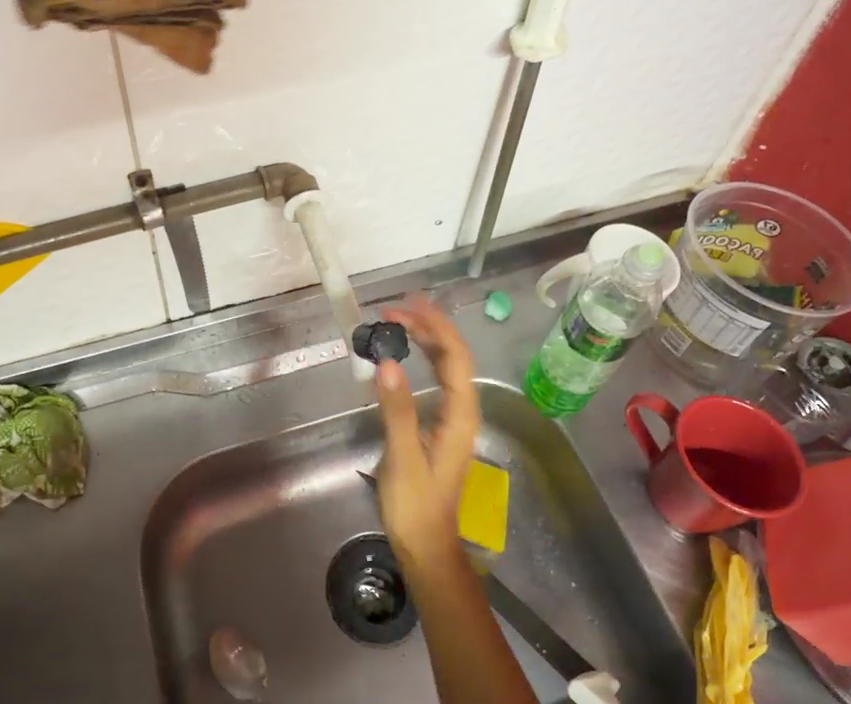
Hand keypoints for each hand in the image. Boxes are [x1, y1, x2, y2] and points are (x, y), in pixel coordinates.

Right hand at [372, 294, 480, 564]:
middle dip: (430, 327)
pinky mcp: (442, 426)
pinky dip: (425, 359)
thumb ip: (397, 410)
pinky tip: (408, 353)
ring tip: (401, 321)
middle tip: (397, 308)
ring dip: (428, 340)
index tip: (410, 305)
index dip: (437, 327)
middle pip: (454, 357)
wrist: (426, 545)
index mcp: (460, 416)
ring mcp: (454, 419)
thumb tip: (387, 363)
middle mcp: (463, 412)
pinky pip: (439, 380)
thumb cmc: (416, 506)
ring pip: (448, 367)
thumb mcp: (402, 458)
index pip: (455, 358)